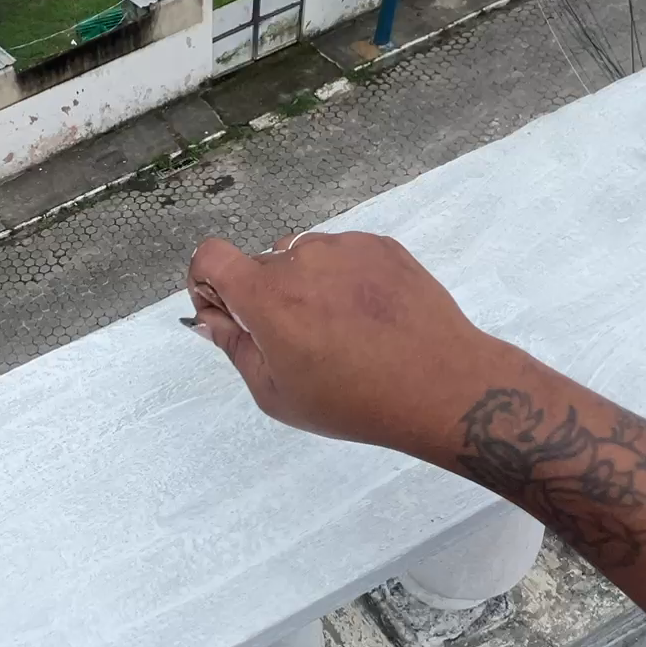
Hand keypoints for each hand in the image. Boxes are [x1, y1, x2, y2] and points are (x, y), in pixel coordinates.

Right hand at [185, 231, 523, 463]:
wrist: (439, 385)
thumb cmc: (350, 401)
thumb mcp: (274, 392)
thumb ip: (234, 346)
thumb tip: (209, 319)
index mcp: (267, 295)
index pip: (209, 256)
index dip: (206, 283)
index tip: (225, 313)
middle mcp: (301, 258)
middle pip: (257, 265)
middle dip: (259, 298)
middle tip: (291, 342)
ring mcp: (344, 246)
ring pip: (299, 258)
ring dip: (300, 287)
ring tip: (334, 331)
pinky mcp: (380, 245)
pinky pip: (339, 255)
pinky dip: (338, 280)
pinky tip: (363, 319)